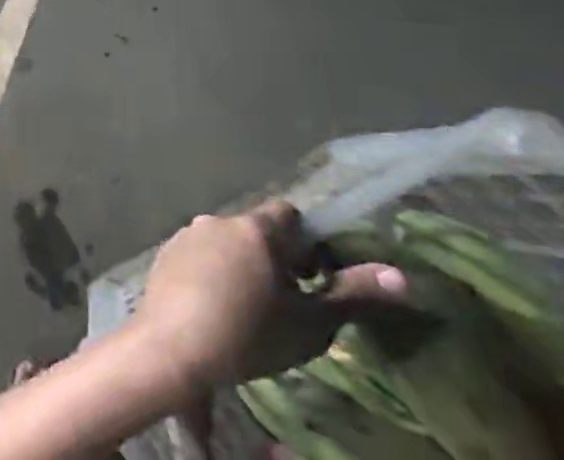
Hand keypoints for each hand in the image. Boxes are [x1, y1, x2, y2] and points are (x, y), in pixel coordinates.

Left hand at [130, 201, 405, 401]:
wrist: (173, 348)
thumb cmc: (249, 333)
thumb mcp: (310, 322)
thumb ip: (353, 295)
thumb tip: (400, 275)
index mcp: (254, 229)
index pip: (290, 215)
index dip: (308, 243)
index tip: (315, 277)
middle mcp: (217, 221)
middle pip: (256, 231)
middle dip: (275, 259)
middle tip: (286, 302)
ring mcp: (185, 236)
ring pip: (225, 245)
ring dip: (242, 267)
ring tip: (249, 311)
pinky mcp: (164, 256)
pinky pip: (198, 258)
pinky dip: (212, 275)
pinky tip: (215, 311)